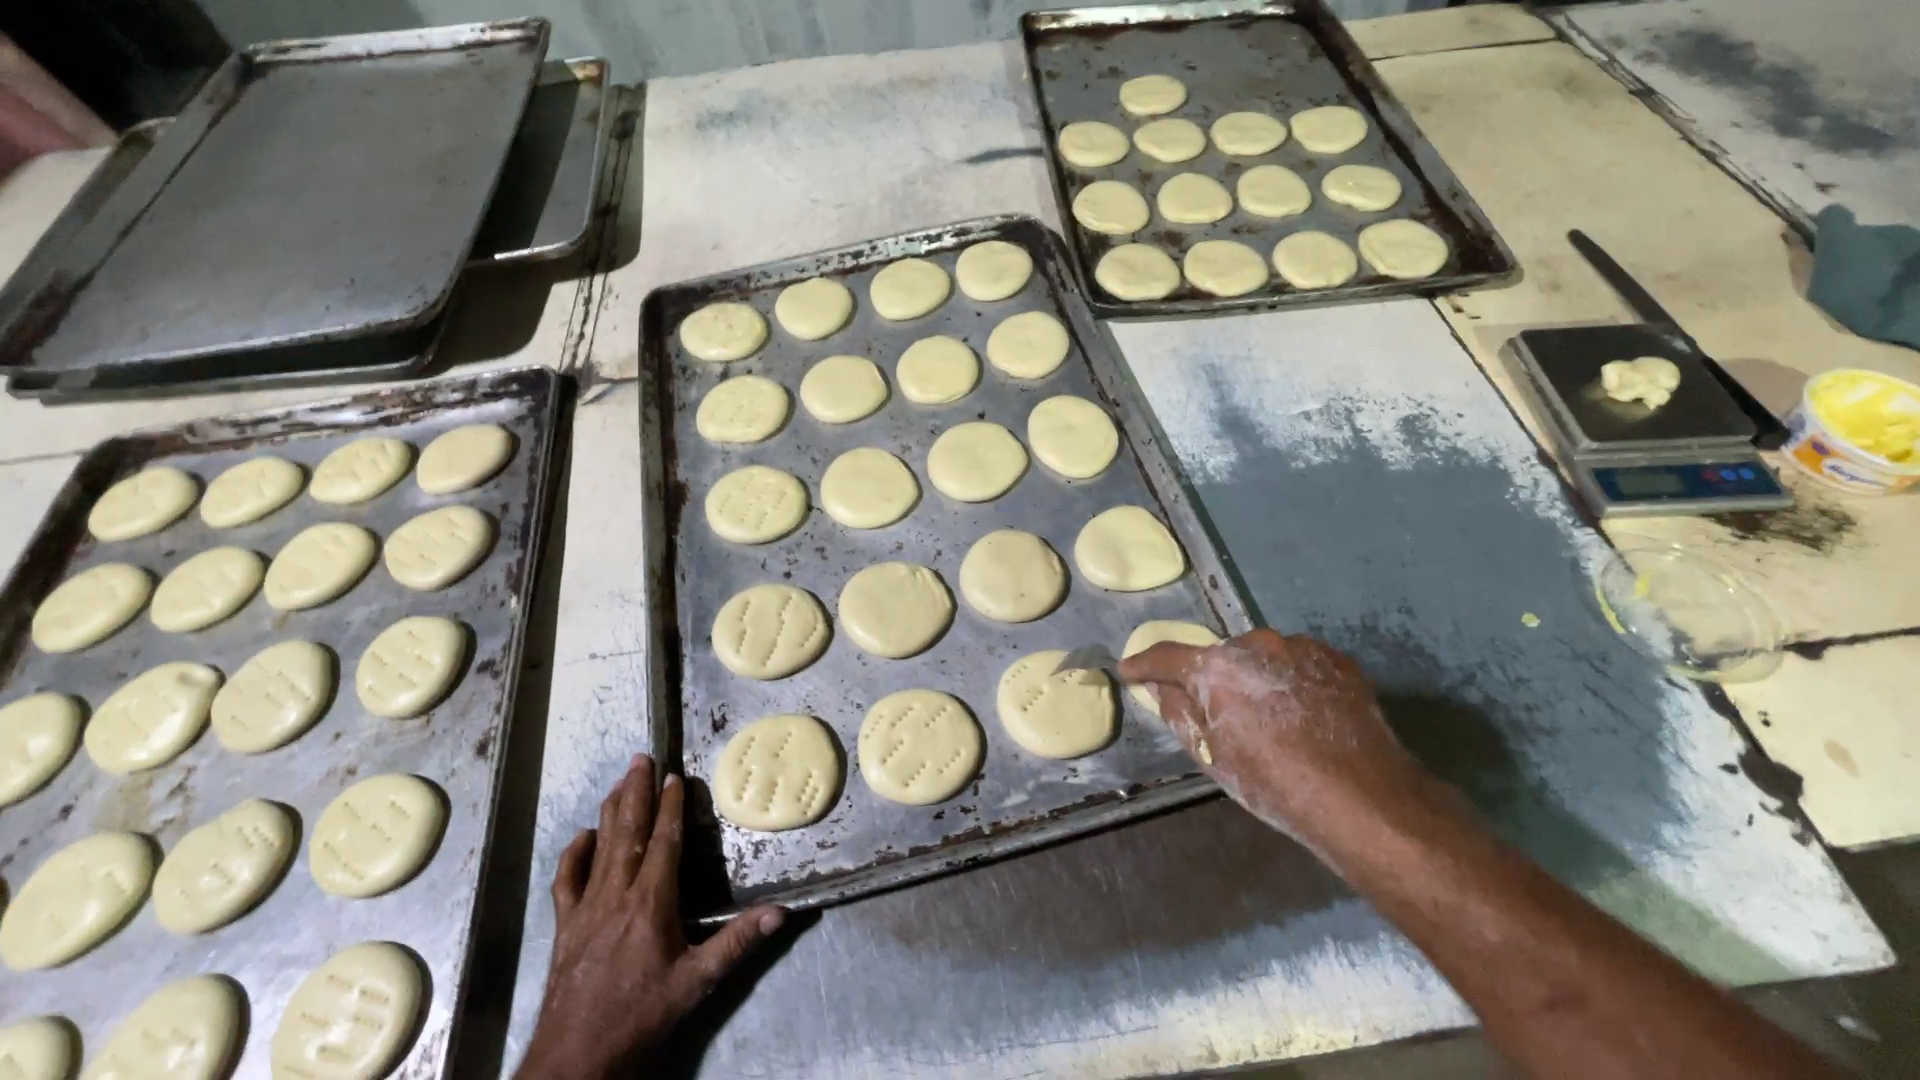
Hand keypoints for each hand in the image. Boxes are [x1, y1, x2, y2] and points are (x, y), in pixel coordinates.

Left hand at [519, 755, 784, 1078]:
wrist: (576, 1057)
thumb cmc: (642, 1016)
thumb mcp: (697, 984)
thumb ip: (737, 944)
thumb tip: (781, 913)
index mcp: (651, 903)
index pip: (664, 842)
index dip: (671, 807)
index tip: (674, 776)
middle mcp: (616, 896)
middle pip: (627, 833)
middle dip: (635, 793)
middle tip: (639, 758)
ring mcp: (585, 909)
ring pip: (599, 848)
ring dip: (610, 812)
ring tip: (618, 782)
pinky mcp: (564, 927)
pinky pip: (567, 881)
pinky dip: (574, 854)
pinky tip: (581, 837)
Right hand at [1119, 628, 1423, 844]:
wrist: (1362, 797)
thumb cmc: (1274, 783)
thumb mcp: (1212, 757)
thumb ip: (1178, 713)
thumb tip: (1160, 687)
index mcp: (1217, 667)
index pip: (1167, 656)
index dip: (1144, 664)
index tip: (1130, 671)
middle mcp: (1256, 644)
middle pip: (1219, 656)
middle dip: (1211, 678)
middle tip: (1218, 712)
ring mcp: (1301, 647)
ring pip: (1261, 657)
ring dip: (1254, 677)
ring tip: (1268, 716)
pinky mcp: (1336, 659)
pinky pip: (1297, 663)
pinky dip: (1289, 680)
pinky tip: (1301, 713)